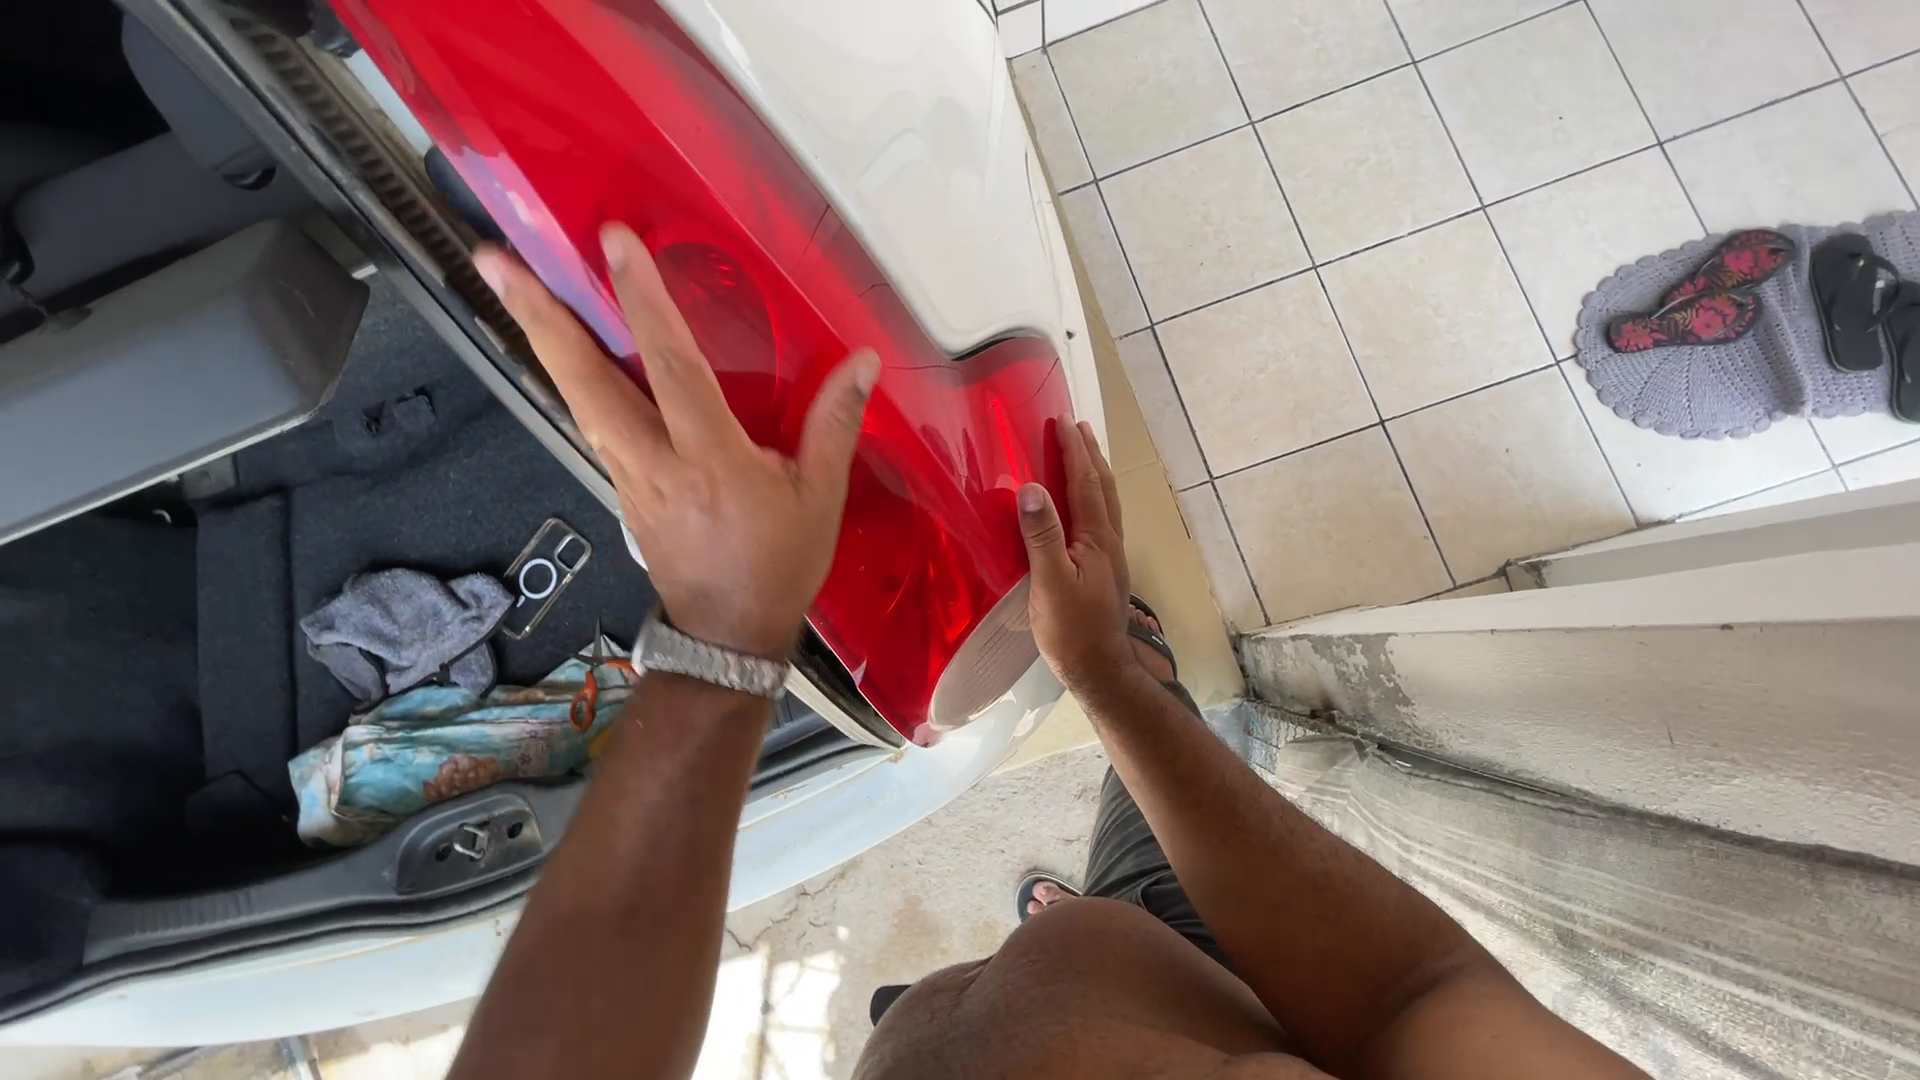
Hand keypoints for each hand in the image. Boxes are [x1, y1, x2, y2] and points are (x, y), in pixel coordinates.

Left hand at [473, 224, 878, 658]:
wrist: (729, 635)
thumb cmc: (780, 565)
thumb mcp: (821, 497)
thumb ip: (835, 424)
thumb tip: (863, 362)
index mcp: (709, 459)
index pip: (672, 365)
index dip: (644, 301)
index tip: (615, 242)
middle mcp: (654, 461)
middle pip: (586, 382)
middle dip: (540, 318)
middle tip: (494, 257)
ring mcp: (628, 478)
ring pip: (577, 401)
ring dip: (542, 342)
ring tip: (511, 288)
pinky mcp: (622, 491)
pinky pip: (591, 425)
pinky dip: (572, 381)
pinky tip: (565, 355)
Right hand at [1017, 421, 1136, 692]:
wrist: (1099, 669)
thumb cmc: (1070, 629)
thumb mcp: (1050, 583)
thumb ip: (1042, 536)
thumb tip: (1032, 488)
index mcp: (1096, 538)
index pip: (1084, 484)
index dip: (1073, 451)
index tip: (1062, 421)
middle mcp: (1109, 540)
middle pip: (1102, 486)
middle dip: (1089, 454)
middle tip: (1077, 426)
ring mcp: (1111, 555)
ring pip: (1107, 502)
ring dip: (1095, 472)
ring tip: (1085, 453)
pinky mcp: (1106, 569)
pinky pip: (1102, 518)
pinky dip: (1095, 496)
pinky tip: (1085, 505)